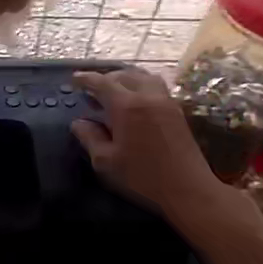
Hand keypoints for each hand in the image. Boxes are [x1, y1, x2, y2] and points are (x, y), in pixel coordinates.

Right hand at [71, 68, 225, 216]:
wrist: (187, 188)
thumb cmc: (142, 176)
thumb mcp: (106, 161)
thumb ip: (90, 138)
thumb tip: (79, 123)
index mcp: (126, 106)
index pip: (102, 83)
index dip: (86, 79)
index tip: (75, 79)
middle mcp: (147, 96)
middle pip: (124, 75)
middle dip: (105, 78)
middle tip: (93, 89)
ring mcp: (165, 101)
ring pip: (143, 77)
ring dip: (126, 78)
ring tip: (115, 91)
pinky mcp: (177, 110)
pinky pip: (156, 86)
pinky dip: (141, 85)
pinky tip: (136, 101)